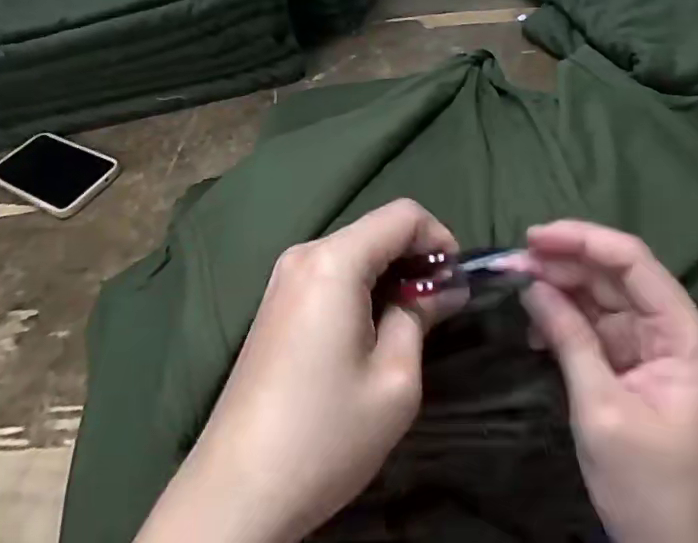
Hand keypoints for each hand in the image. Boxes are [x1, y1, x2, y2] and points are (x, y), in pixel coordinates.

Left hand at [134, 199, 460, 542]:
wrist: (240, 483)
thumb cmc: (327, 432)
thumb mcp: (395, 380)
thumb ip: (420, 316)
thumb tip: (443, 287)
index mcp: (333, 260)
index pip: (402, 213)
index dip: (440, 238)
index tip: (457, 284)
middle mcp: (303, 254)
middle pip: (374, 230)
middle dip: (415, 258)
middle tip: (440, 309)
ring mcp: (281, 277)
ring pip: (351, 251)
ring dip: (388, 274)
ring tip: (409, 325)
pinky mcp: (273, 302)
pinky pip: (328, 273)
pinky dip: (360, 286)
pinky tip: (370, 331)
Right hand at [515, 221, 697, 542]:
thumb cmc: (650, 486)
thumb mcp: (602, 408)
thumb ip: (569, 338)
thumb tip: (531, 284)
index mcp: (685, 337)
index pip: (633, 263)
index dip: (582, 240)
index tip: (532, 238)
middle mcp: (673, 333)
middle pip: (615, 276)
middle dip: (562, 264)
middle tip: (510, 264)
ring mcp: (654, 350)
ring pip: (601, 298)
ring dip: (558, 290)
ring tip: (516, 287)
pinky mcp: (634, 369)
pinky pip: (595, 327)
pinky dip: (563, 321)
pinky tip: (535, 328)